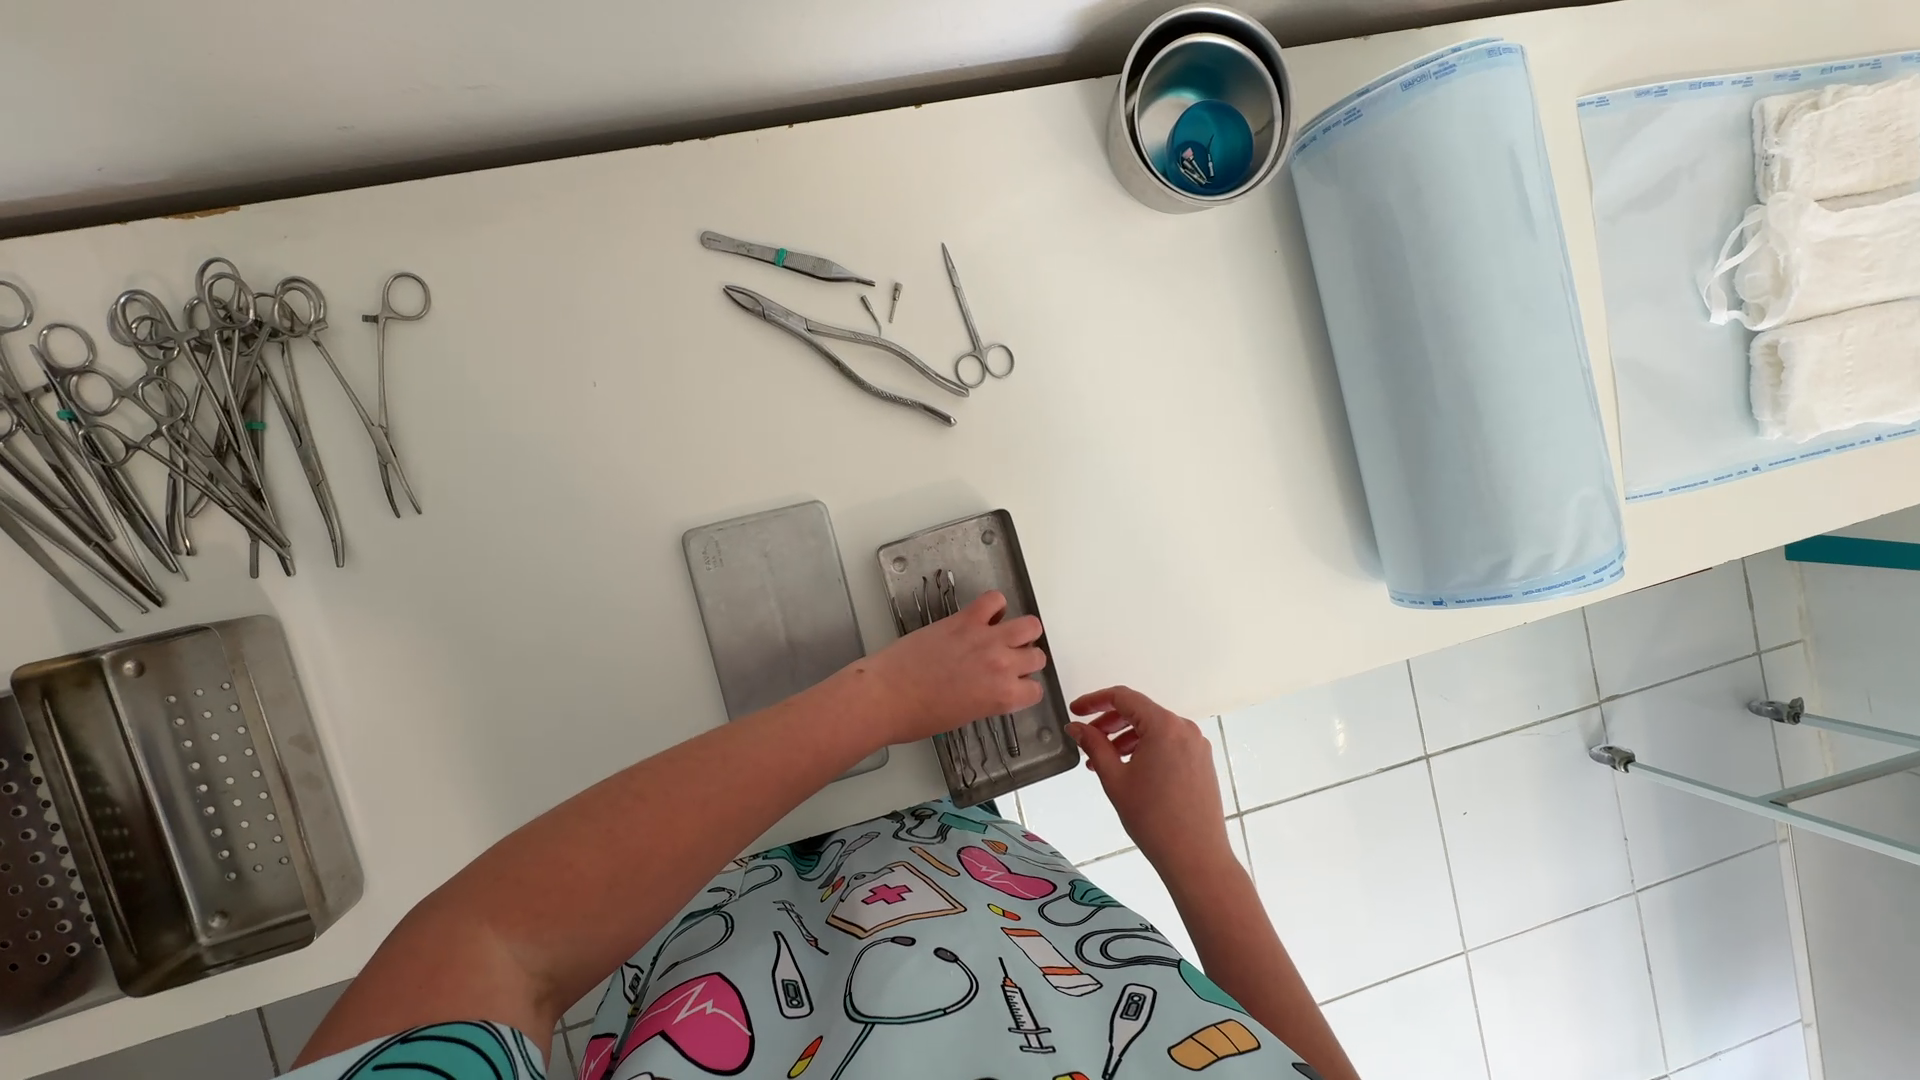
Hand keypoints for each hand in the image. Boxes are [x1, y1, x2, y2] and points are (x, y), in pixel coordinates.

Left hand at [860, 590, 1045, 742]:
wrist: (886, 696)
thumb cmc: (915, 714)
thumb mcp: (964, 717)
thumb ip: (987, 699)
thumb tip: (991, 688)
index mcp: (1003, 696)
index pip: (1034, 689)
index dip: (1024, 687)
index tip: (1015, 684)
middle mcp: (1001, 665)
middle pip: (1036, 656)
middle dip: (1026, 659)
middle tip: (1009, 661)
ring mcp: (985, 639)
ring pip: (1029, 625)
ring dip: (1022, 632)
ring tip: (1006, 636)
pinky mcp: (964, 620)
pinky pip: (994, 600)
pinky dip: (995, 605)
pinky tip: (985, 616)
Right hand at [1068, 686, 1234, 875]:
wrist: (1196, 857)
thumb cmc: (1152, 818)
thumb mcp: (1114, 778)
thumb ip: (1093, 745)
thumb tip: (1075, 727)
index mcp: (1164, 725)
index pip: (1123, 697)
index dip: (1095, 701)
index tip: (1075, 711)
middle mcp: (1184, 728)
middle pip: (1140, 711)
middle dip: (1109, 722)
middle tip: (1086, 738)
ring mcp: (1197, 745)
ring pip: (1154, 728)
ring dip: (1126, 737)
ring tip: (1104, 761)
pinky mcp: (1202, 761)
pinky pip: (1168, 743)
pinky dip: (1145, 748)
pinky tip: (1129, 769)